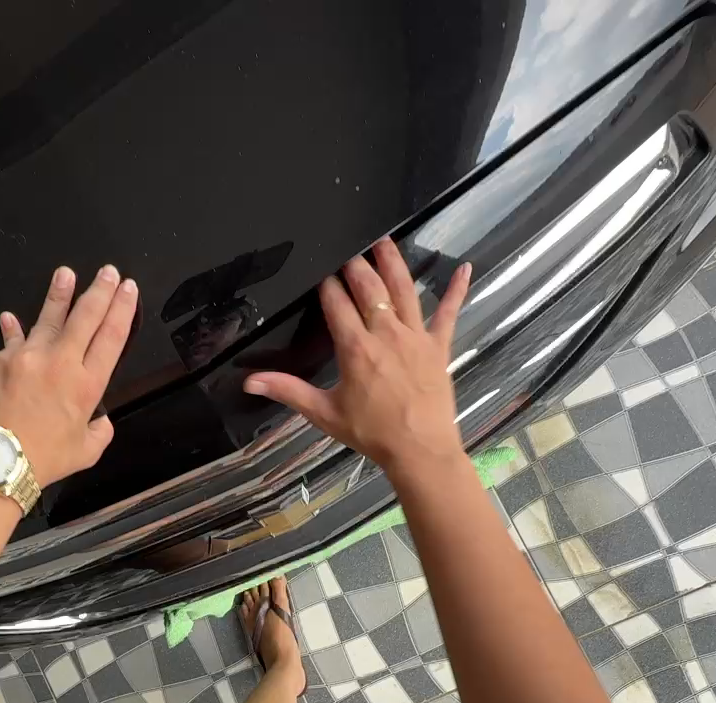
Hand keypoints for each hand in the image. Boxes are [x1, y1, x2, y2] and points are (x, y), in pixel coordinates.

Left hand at [0, 264, 137, 486]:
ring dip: (60, 294)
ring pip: (49, 317)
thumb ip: (100, 430)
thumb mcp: (87, 451)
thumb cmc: (46, 459)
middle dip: (100, 291)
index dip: (122, 309)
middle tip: (108, 271)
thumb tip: (100, 418)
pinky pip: (12, 340)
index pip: (111, 336)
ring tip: (66, 274)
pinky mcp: (0, 361)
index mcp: (87, 385)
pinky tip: (10, 317)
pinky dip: (13, 329)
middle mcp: (60, 362)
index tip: (128, 289)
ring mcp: (28, 357)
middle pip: (85, 317)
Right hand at [243, 238, 470, 477]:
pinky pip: (449, 312)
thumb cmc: (371, 433)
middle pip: (369, 288)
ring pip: (404, 289)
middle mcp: (386, 333)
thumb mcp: (324, 413)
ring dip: (393, 262)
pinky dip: (457, 289)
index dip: (327, 284)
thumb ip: (288, 391)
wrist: (419, 449)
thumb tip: (250, 382)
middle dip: (356, 265)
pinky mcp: (438, 346)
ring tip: (383, 240)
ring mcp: (415, 336)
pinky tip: (465, 268)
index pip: (337, 304)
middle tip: (348, 247)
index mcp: (356, 348)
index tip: (321, 270)